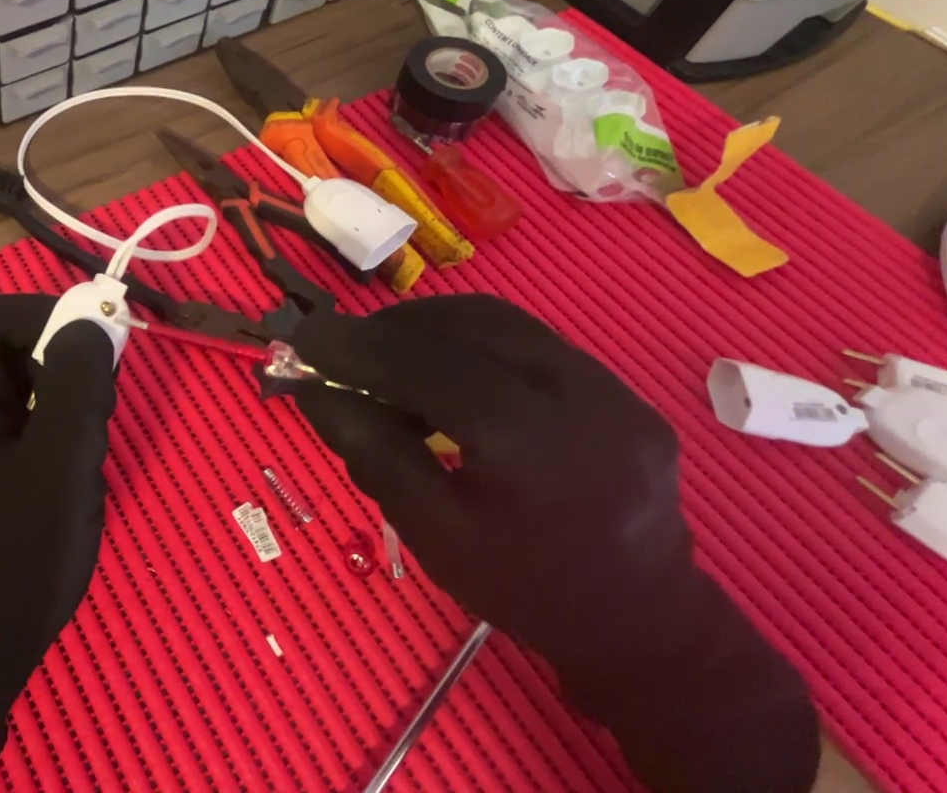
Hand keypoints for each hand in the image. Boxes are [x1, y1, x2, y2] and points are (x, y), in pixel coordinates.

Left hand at [0, 295, 117, 792]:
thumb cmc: (15, 553)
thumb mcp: (60, 460)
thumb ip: (76, 383)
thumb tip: (88, 324)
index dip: (34, 315)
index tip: (86, 343)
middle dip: (55, 365)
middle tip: (98, 404)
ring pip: (11, 394)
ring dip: (57, 406)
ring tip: (86, 450)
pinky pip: (10, 432)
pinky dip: (46, 439)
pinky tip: (69, 479)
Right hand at [292, 296, 818, 792]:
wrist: (641, 623)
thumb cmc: (522, 588)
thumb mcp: (431, 532)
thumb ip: (373, 450)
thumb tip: (315, 389)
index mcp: (536, 447)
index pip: (433, 369)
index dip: (361, 349)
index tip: (305, 339)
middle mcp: (584, 399)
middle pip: (471, 327)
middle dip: (393, 328)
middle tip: (339, 346)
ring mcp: (612, 389)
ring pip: (503, 322)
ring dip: (430, 325)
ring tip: (382, 351)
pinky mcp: (620, 390)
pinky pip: (530, 341)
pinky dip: (470, 340)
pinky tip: (439, 366)